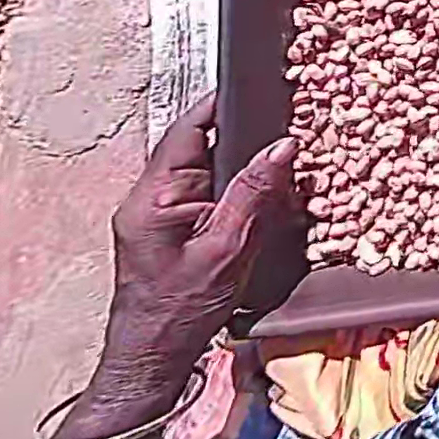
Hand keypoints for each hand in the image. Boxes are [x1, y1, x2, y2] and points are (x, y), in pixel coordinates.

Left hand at [89, 93, 296, 409]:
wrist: (153, 358)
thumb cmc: (182, 307)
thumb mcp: (227, 246)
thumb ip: (255, 191)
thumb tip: (284, 144)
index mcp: (155, 196)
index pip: (187, 130)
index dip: (219, 102)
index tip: (255, 80)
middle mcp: (153, 195)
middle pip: (201, 142)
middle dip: (242, 128)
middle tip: (286, 110)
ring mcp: (162, 209)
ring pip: (210, 164)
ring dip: (243, 156)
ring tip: (284, 141)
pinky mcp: (176, 223)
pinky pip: (212, 186)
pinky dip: (240, 180)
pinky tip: (269, 182)